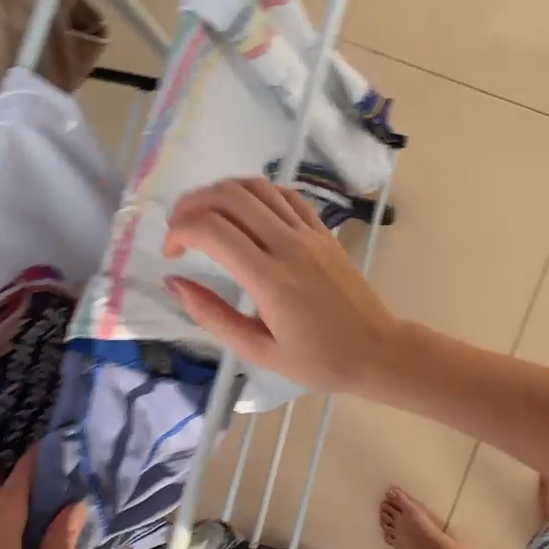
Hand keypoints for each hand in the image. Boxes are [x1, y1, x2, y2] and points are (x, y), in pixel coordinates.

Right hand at [163, 177, 403, 393]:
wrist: (377, 351)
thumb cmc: (319, 360)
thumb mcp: (259, 351)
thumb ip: (213, 316)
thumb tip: (174, 284)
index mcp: (269, 279)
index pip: (211, 230)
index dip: (179, 232)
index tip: (171, 254)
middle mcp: (289, 246)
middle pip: (230, 196)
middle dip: (192, 204)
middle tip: (179, 228)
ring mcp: (310, 234)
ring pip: (258, 187)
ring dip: (222, 192)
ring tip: (206, 215)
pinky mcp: (325, 232)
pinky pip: (287, 195)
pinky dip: (257, 194)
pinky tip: (246, 213)